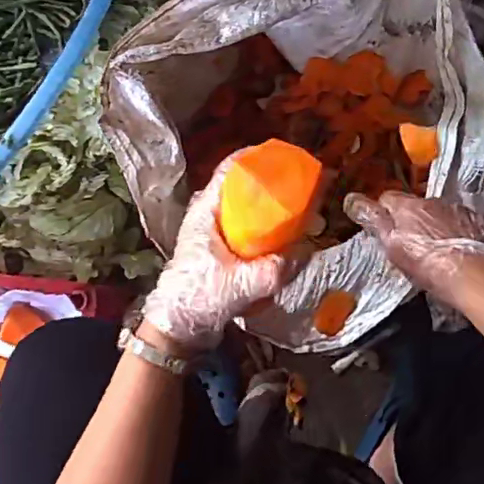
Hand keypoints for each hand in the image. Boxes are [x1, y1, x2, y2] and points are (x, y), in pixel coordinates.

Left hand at [141, 152, 305, 352]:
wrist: (177, 327)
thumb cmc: (199, 298)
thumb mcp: (241, 284)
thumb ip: (275, 270)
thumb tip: (306, 251)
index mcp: (205, 210)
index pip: (228, 169)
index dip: (255, 157)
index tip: (282, 156)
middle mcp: (207, 214)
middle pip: (240, 186)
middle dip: (269, 183)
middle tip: (299, 185)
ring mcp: (211, 231)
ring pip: (243, 207)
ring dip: (268, 206)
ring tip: (298, 207)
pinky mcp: (218, 248)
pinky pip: (244, 226)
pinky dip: (264, 226)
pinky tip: (283, 235)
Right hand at [344, 191, 483, 306]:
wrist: (477, 276)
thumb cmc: (428, 265)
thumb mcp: (393, 247)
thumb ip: (374, 221)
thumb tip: (351, 199)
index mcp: (407, 206)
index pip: (387, 198)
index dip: (383, 213)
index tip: (385, 230)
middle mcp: (432, 201)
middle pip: (415, 206)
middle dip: (412, 220)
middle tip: (412, 245)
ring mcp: (458, 209)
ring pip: (439, 212)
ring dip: (435, 225)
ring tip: (438, 250)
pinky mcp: (479, 221)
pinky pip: (461, 221)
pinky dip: (457, 231)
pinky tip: (459, 250)